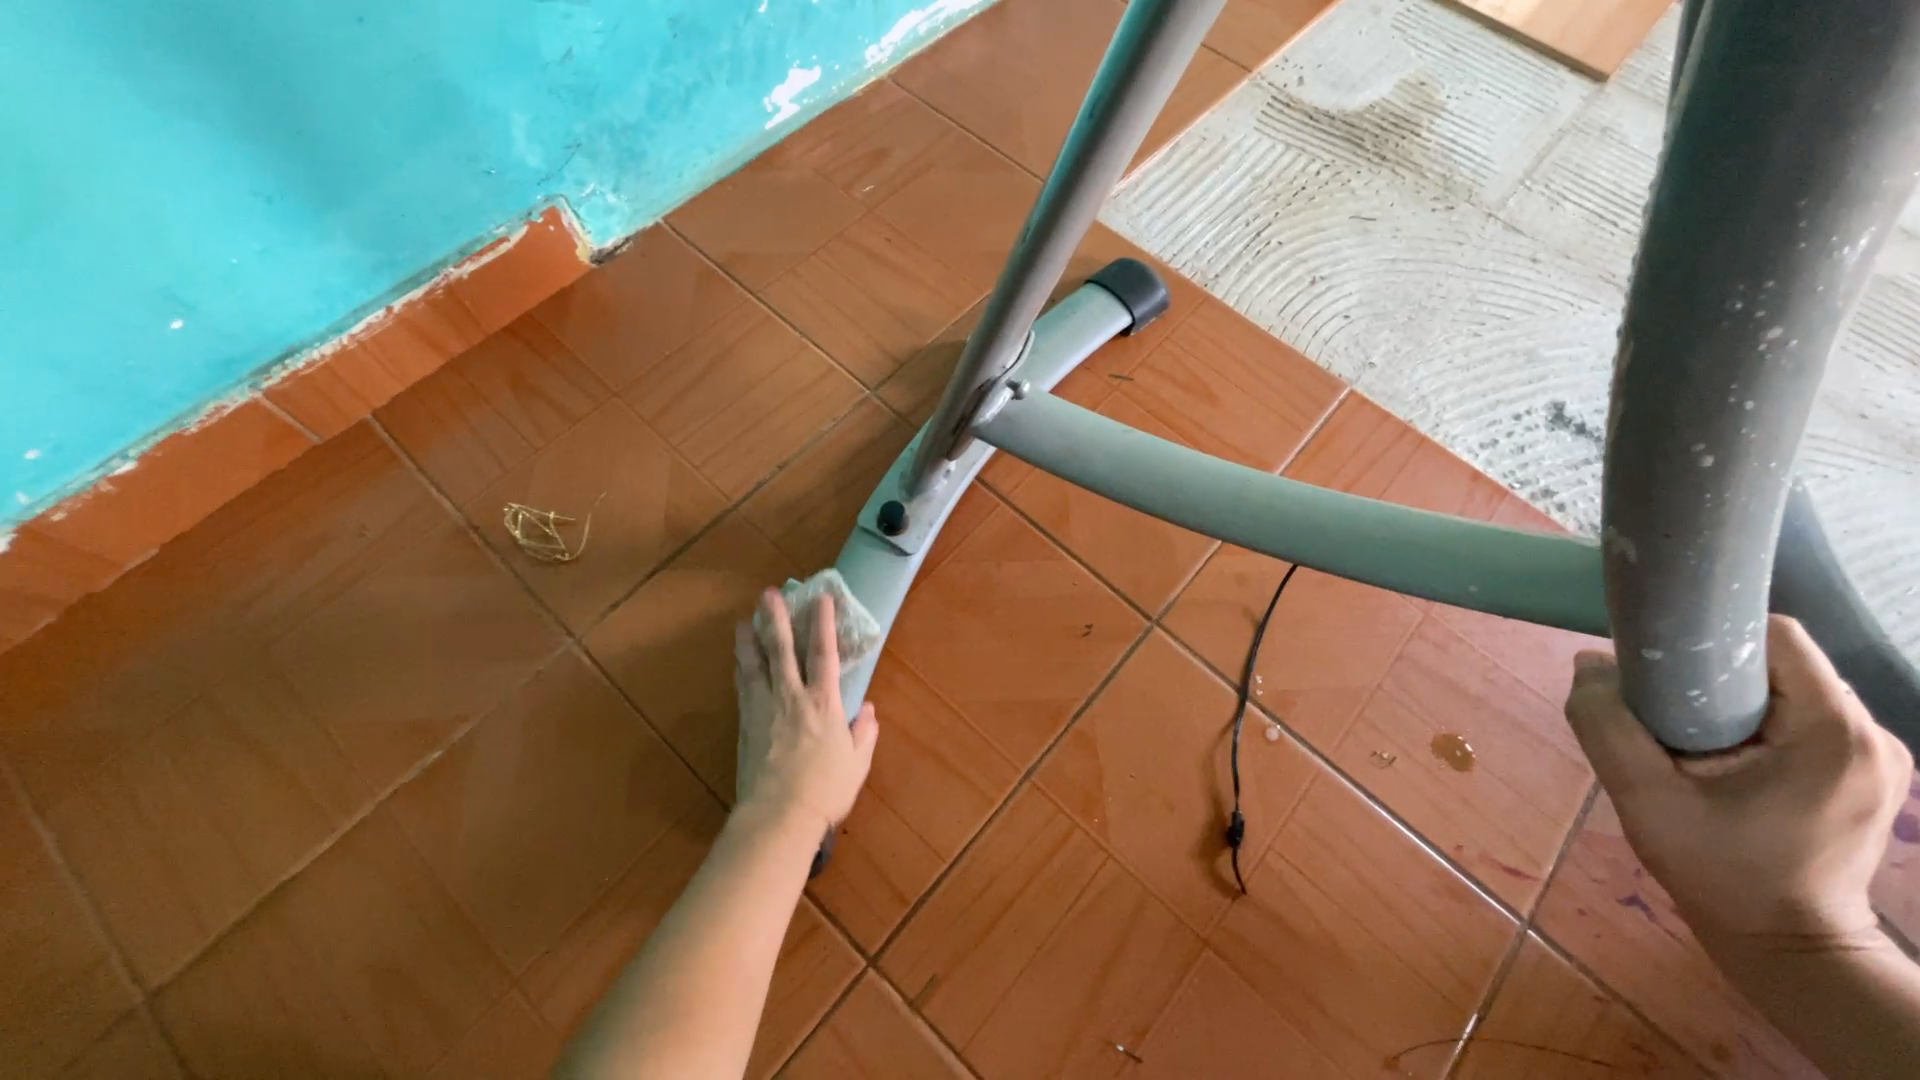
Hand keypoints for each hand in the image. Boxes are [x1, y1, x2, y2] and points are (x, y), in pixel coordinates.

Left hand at [733, 590, 878, 833]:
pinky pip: (743, 687)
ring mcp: (764, 708)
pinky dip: (741, 668)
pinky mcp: (745, 723)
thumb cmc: (825, 790)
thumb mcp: (857, 763)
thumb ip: (864, 733)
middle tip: (768, 594)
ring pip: (755, 664)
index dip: (822, 623)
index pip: (824, 653)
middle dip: (775, 619)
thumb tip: (869, 710)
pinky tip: (738, 659)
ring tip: (743, 619)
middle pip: (782, 649)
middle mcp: (792, 696)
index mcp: (824, 703)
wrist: (778, 815)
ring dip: (750, 638)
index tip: (821, 598)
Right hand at [1564, 615, 1911, 949]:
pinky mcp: (1861, 775)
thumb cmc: (1719, 872)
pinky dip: (1749, 723)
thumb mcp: (1643, 796)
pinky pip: (1797, 719)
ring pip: (1785, 690)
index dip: (1712, 635)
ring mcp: (1872, 757)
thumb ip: (1606, 724)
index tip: (1660, 662)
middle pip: (1779, 663)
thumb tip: (1589, 663)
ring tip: (1682, 735)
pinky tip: (1713, 756)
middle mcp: (1868, 734)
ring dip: (1728, 699)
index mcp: (1833, 732)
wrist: (1788, 947)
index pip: (1775, 637)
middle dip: (1713, 672)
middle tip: (1659, 706)